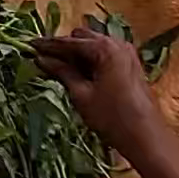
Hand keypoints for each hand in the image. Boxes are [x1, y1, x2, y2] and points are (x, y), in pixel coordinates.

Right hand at [30, 28, 170, 162]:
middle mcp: (116, 43)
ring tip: (59, 67)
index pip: (69, 42)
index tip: (29, 46)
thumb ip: (61, 72)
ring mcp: (126, 52)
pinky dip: (90, 59)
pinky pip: (104, 53)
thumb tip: (40, 59)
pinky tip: (79, 72)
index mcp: (104, 48)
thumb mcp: (82, 95)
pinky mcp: (130, 63)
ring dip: (76, 53)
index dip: (48, 45)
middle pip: (82, 38)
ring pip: (93, 44)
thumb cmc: (113, 118)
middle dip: (63, 47)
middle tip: (45, 60)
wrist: (148, 139)